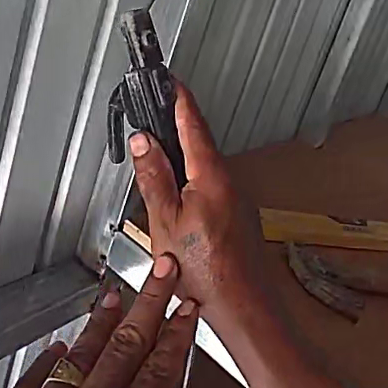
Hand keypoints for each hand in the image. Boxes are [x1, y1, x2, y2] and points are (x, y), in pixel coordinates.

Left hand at [0, 254, 255, 387]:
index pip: (156, 378)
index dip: (176, 338)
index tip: (187, 309)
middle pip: (122, 350)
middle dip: (148, 306)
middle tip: (162, 271)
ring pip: (78, 358)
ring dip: (100, 322)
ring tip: (116, 294)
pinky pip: (30, 382)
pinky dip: (47, 361)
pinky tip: (56, 347)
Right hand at [128, 82, 269, 324]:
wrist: (243, 308)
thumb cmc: (207, 272)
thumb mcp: (165, 220)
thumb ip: (153, 176)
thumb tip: (143, 141)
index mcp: (211, 175)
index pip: (193, 122)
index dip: (179, 97)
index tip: (170, 80)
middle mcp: (230, 181)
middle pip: (198, 142)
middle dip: (175, 127)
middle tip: (153, 114)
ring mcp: (236, 198)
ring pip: (203, 166)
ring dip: (180, 157)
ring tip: (155, 161)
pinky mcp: (236, 214)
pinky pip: (210, 185)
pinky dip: (190, 181)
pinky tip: (175, 200)